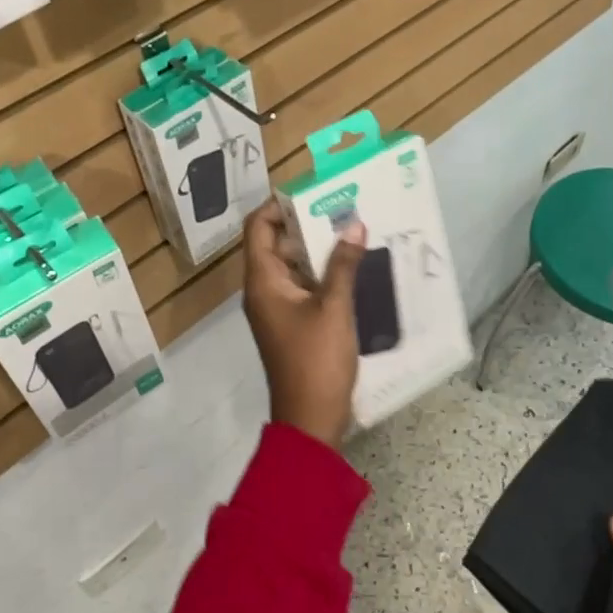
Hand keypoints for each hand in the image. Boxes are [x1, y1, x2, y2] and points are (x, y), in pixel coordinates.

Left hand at [241, 201, 363, 447]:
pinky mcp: (291, 323)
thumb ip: (343, 264)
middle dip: (305, 223)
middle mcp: (263, 290)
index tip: (312, 192)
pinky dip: (321, 273)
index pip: (258, 227)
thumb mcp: (334, 308)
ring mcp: (276, 308)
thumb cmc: (316, 360)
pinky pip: (301, 286)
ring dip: (316, 248)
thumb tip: (353, 224)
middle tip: (340, 207)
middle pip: (275, 243)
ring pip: (291, 265)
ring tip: (351, 231)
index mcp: (263, 281)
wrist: (310, 420)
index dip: (279, 205)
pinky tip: (351, 267)